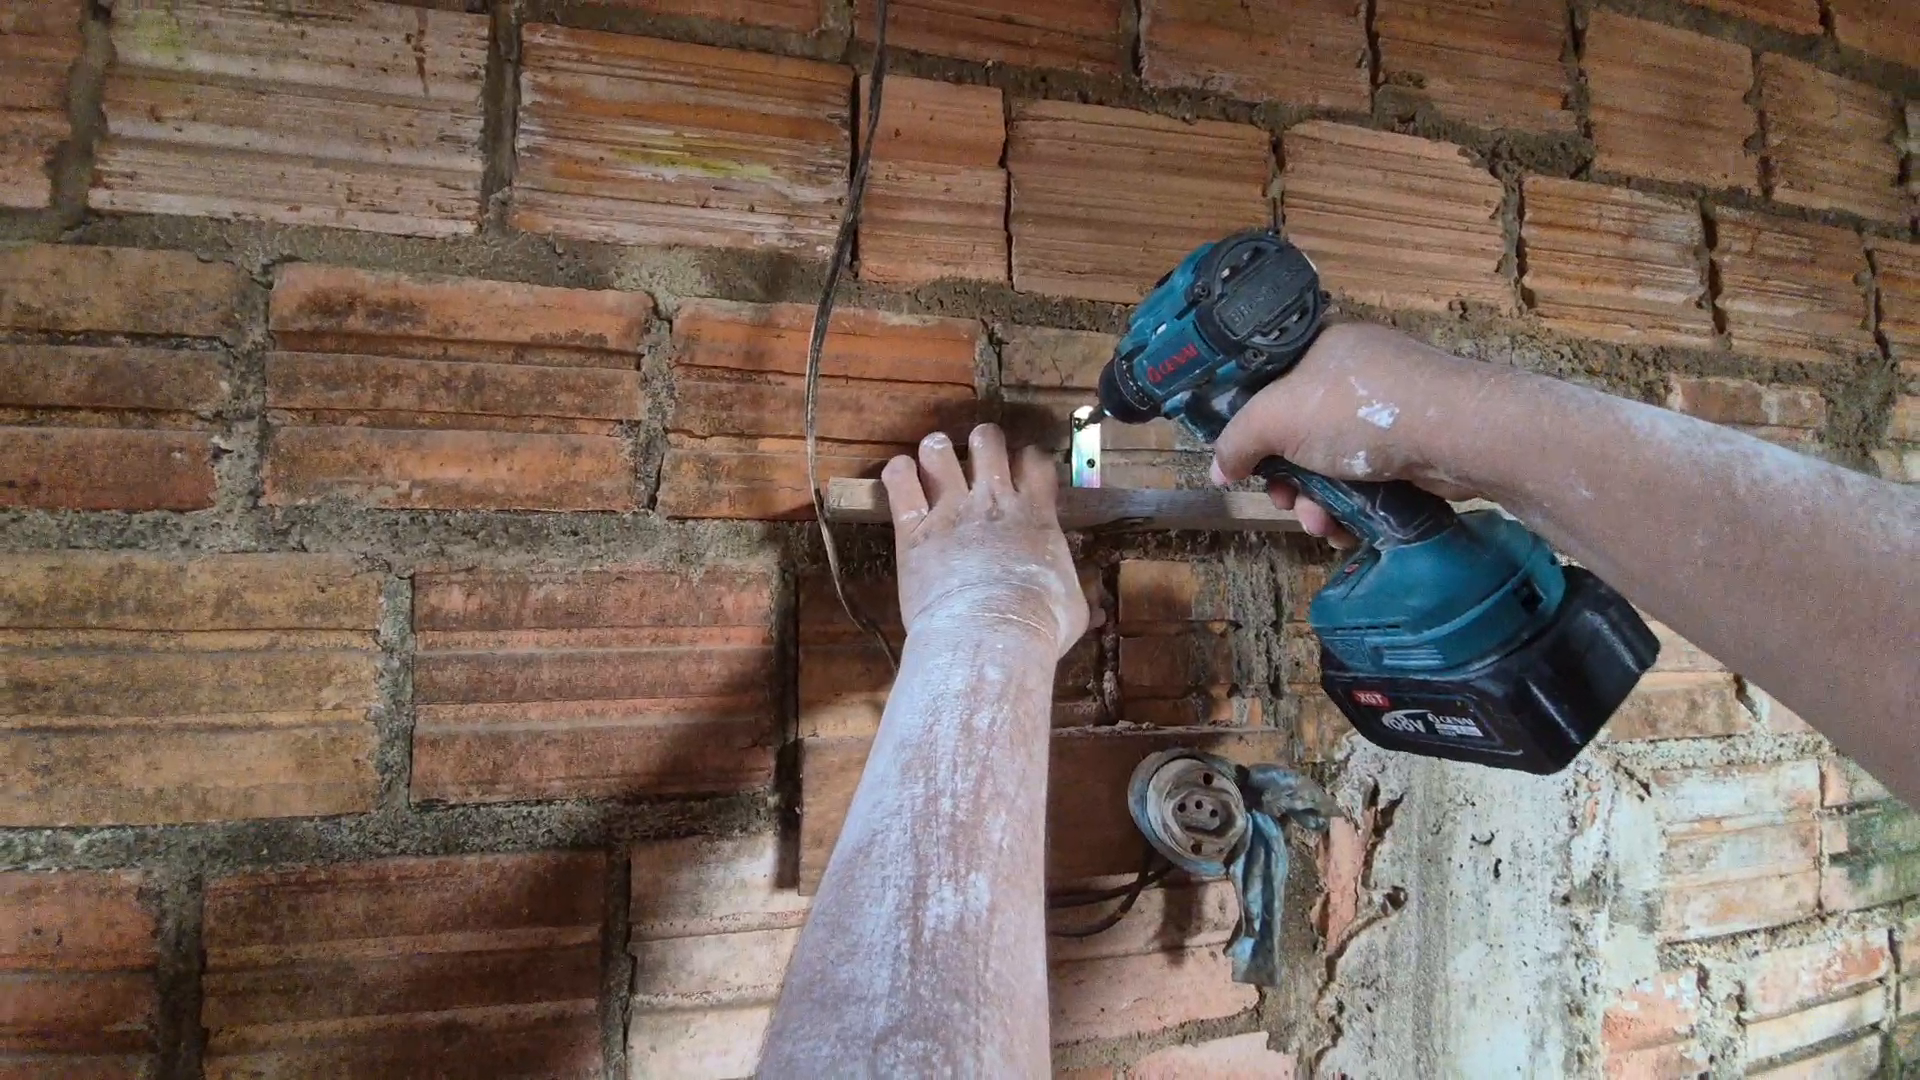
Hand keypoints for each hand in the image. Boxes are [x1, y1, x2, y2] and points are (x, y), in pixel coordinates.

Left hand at [881, 424, 1091, 657]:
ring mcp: (951, 511)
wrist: (990, 635)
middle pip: (988, 442)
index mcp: (1035, 515)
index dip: (1030, 459)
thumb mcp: (1073, 610)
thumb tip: (1094, 611)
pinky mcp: (913, 530)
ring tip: (935, 459)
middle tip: (979, 457)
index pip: (1035, 463)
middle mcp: (993, 502)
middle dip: (983, 442)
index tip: (1025, 468)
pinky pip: (900, 483)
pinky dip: (899, 474)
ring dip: (937, 451)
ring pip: (939, 452)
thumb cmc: (1040, 626)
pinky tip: (901, 475)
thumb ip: (1076, 595)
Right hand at [1209, 322, 1484, 546]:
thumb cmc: (1354, 412)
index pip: (1266, 385)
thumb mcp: (1273, 420)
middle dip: (1285, 480)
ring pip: (1325, 463)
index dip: (1248, 426)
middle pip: (1292, 434)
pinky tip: (1346, 528)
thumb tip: (1217, 471)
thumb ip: (1235, 443)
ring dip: (1314, 502)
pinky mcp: (1408, 444)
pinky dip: (1348, 506)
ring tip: (1320, 525)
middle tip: (1284, 501)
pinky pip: (1360, 478)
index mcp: (1318, 349)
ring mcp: (1382, 410)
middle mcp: (1350, 374)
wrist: (1455, 435)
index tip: (1242, 460)